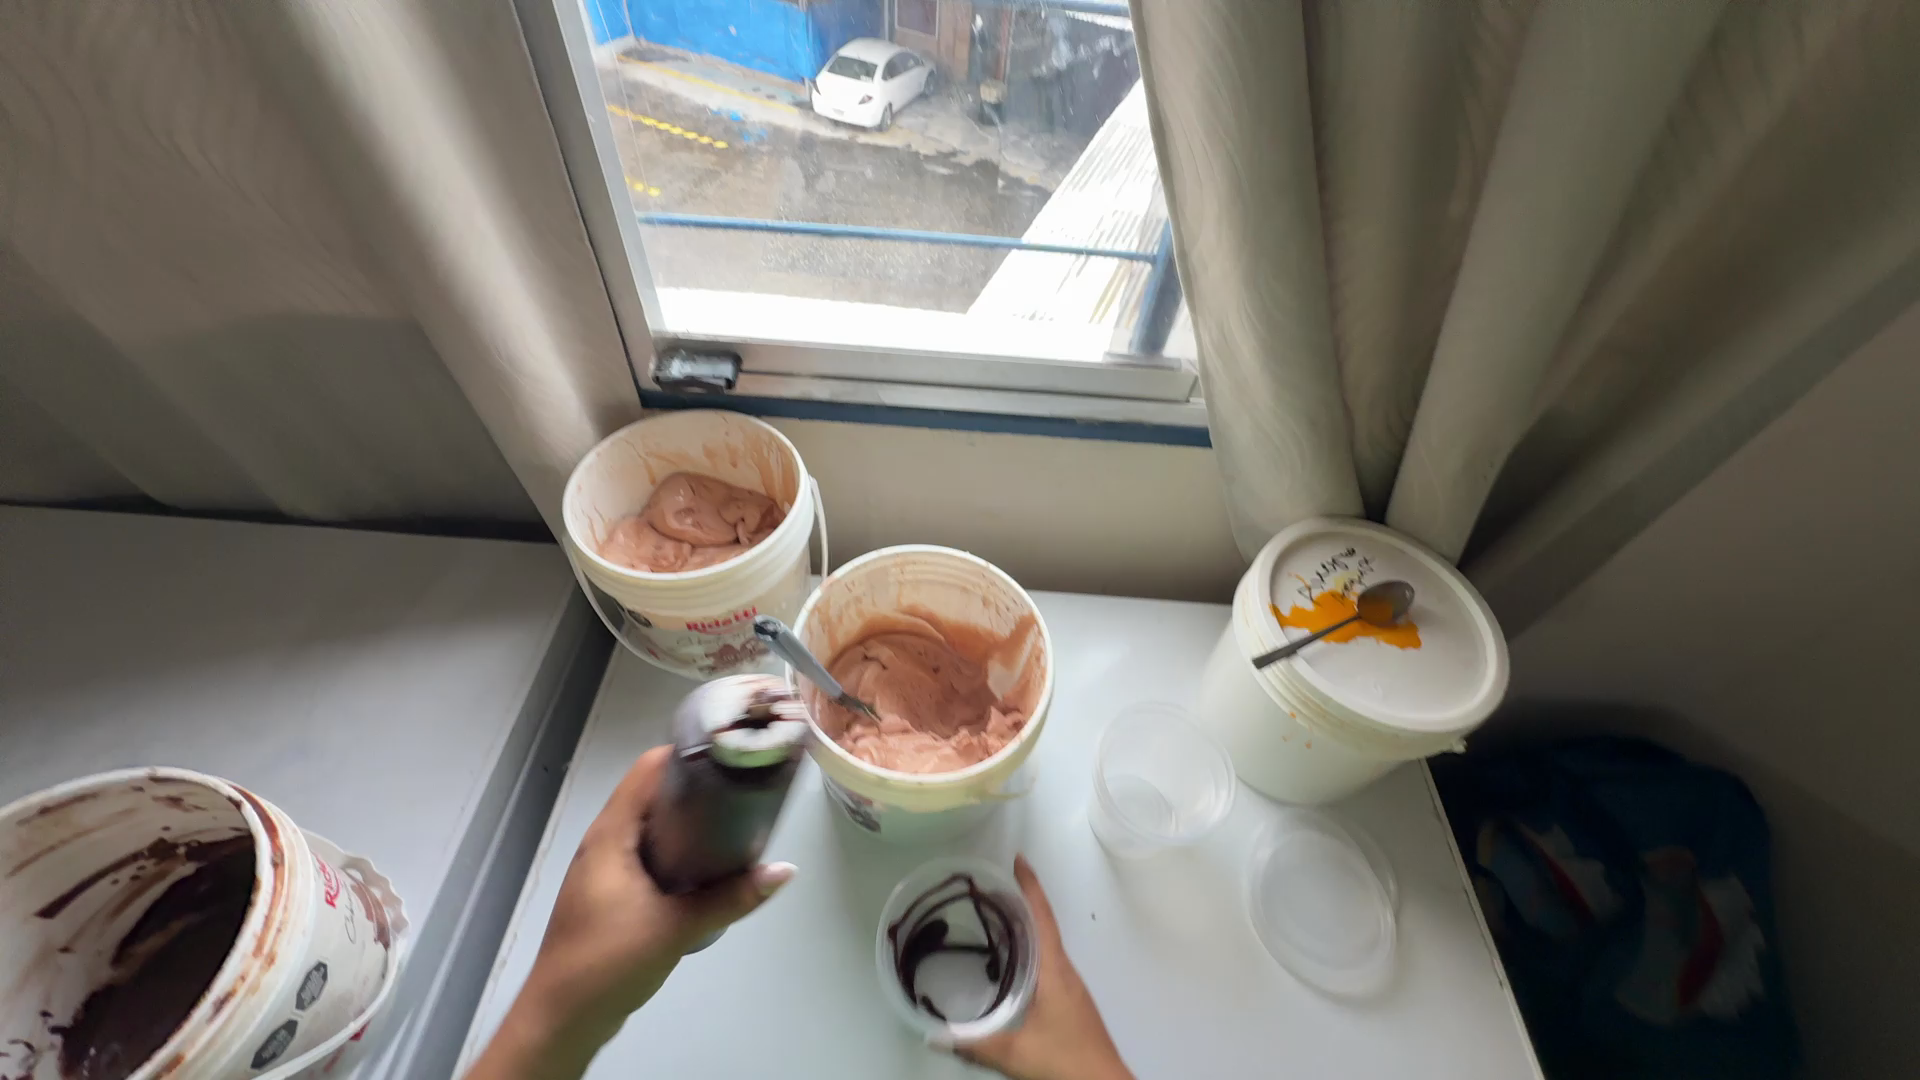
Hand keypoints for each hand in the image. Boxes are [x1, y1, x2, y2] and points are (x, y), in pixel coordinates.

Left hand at [465, 746, 794, 1079]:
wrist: (559, 1024)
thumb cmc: (607, 964)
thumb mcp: (677, 927)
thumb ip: (732, 897)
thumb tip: (784, 871)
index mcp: (611, 834)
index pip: (648, 768)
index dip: (688, 753)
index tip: (730, 754)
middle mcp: (604, 840)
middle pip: (653, 791)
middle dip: (697, 785)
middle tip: (742, 785)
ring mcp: (604, 866)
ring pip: (651, 822)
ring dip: (688, 817)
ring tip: (734, 816)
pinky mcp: (611, 890)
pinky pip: (648, 848)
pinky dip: (677, 843)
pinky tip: (707, 860)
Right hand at [945, 856, 1133, 1079]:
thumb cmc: (1066, 1062)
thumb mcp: (1016, 1054)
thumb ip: (975, 1044)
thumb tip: (933, 1035)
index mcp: (1054, 969)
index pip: (1042, 915)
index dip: (1030, 886)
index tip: (1017, 859)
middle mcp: (1064, 969)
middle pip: (1043, 924)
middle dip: (1021, 901)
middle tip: (992, 887)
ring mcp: (1070, 986)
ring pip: (1046, 943)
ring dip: (1025, 925)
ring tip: (996, 918)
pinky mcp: (1070, 1001)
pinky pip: (1047, 961)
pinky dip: (1029, 948)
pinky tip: (1011, 964)